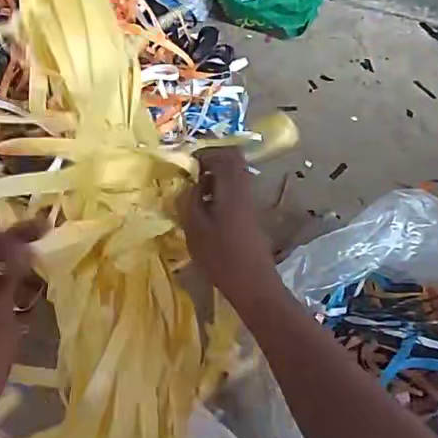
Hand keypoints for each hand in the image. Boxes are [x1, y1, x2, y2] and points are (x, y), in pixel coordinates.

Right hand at [181, 147, 281, 306]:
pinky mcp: (249, 215)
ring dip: (214, 179)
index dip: (203, 154)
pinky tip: (205, 211)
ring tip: (194, 195)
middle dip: (209, 162)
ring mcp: (249, 202)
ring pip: (233, 176)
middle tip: (189, 176)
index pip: (223, 154)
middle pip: (232, 161)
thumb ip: (188, 200)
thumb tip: (187, 185)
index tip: (185, 166)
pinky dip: (219, 192)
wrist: (252, 283)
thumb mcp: (194, 227)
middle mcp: (245, 189)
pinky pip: (234, 191)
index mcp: (232, 187)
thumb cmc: (221, 256)